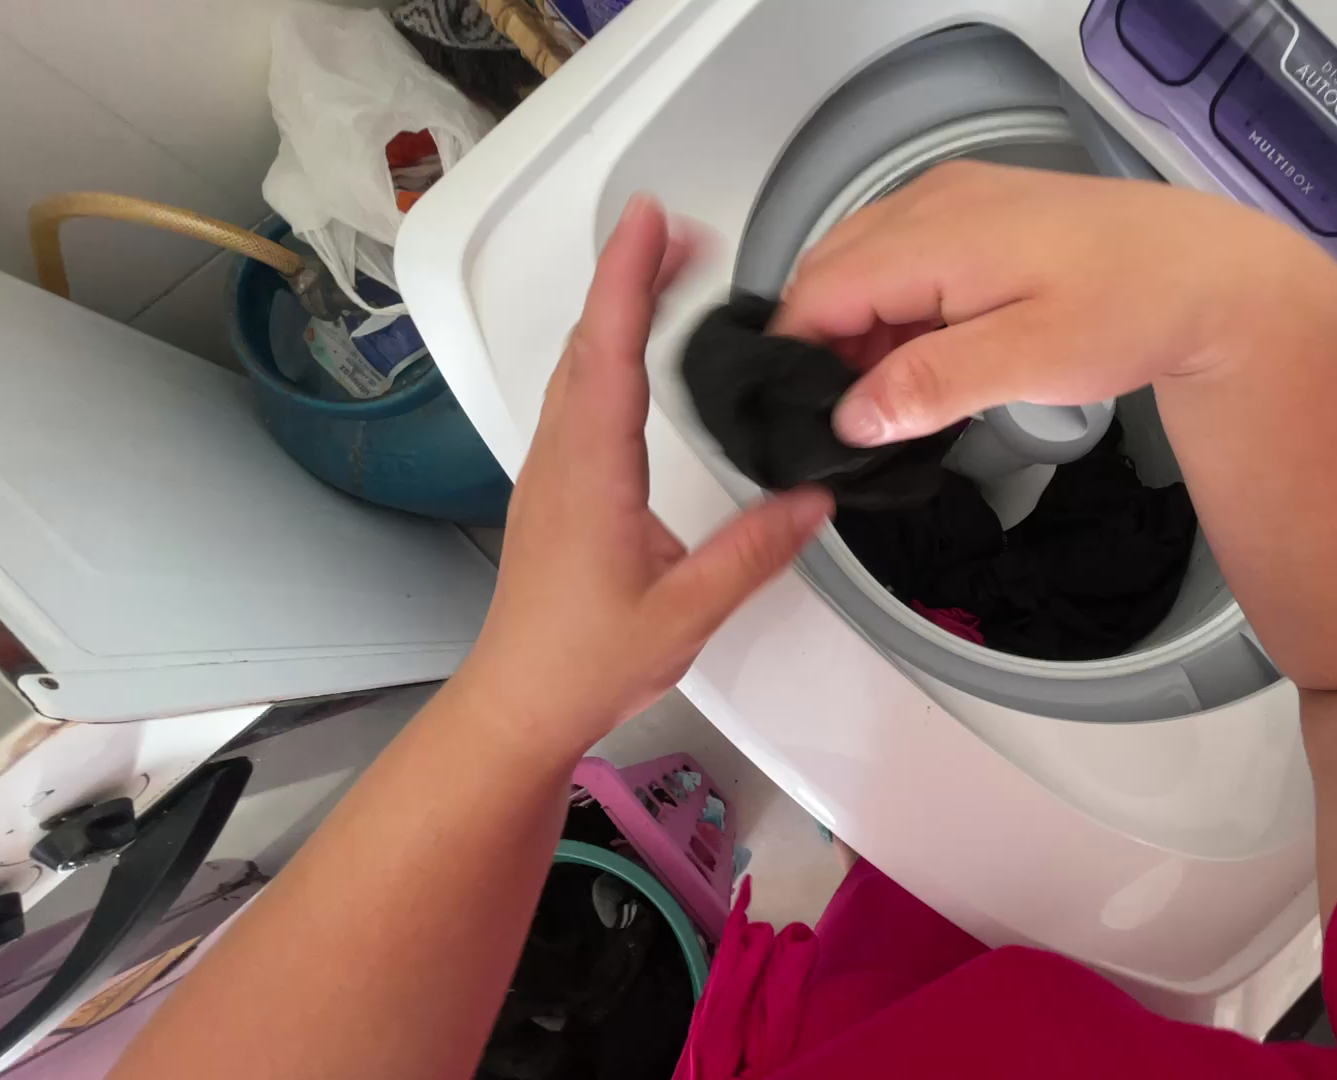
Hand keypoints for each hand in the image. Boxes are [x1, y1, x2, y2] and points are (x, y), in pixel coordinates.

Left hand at [455, 195, 832, 759]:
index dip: (629, 283)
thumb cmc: (587, 661)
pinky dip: (603, 350)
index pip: (609, 357)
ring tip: (660, 272)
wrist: (521, 700)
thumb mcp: (687, 612)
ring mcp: (552, 469)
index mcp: (591, 477)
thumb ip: (753, 552)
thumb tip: (815, 501)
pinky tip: (626, 351)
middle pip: (589, 343)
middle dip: (628, 276)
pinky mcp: (557, 485)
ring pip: (576, 365)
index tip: (654, 224)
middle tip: (677, 232)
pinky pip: (574, 396)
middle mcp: (562, 459)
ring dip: (614, 308)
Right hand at [771, 161, 1336, 445]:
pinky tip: (921, 357)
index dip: (797, 356)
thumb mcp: (1028, 358)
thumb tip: (851, 415)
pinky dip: (893, 314)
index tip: (804, 417)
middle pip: (831, 274)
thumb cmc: (1130, 308)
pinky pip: (901, 264)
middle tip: (851, 416)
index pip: (820, 290)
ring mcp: (954, 205)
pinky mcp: (976, 219)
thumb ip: (931, 383)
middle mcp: (932, 204)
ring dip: (859, 333)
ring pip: (862, 269)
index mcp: (934, 232)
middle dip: (825, 347)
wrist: (1207, 276)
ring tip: (892, 395)